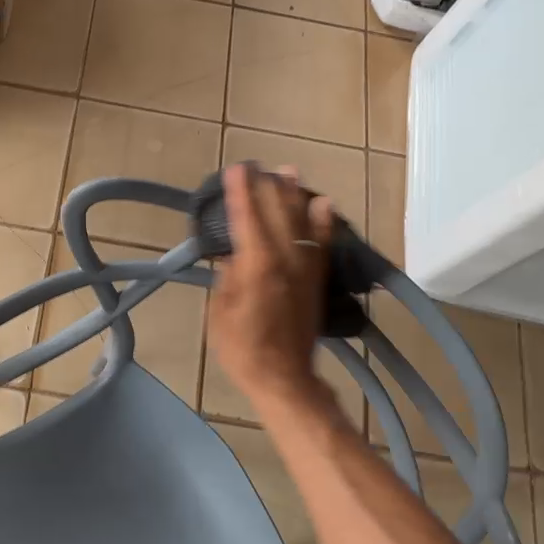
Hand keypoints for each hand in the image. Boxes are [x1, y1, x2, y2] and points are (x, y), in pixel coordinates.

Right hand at [207, 163, 335, 407]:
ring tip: (290, 172)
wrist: (284, 378)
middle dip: (267, 187)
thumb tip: (233, 257)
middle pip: (277, 213)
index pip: (247, 219)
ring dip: (295, 195)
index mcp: (257, 267)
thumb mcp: (219, 313)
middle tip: (258, 166)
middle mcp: (285, 260)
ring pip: (302, 222)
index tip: (236, 169)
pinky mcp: (316, 280)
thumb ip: (227, 279)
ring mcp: (305, 269)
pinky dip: (324, 222)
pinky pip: (323, 244)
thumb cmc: (243, 349)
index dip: (241, 193)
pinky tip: (324, 205)